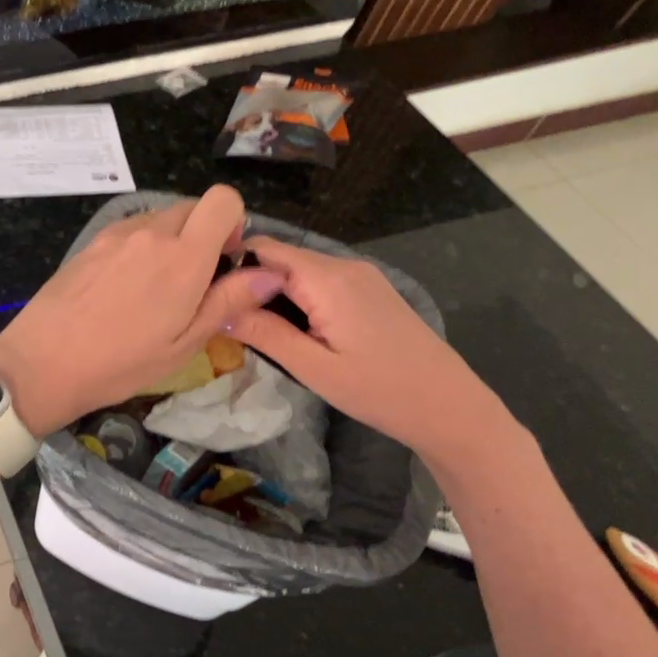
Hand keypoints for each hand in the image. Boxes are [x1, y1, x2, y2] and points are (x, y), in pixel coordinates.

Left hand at [0, 186, 285, 435]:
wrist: (42, 362)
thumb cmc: (120, 363)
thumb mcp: (184, 344)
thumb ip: (228, 301)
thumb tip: (270, 274)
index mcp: (183, 256)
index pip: (223, 199)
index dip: (233, 222)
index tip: (224, 258)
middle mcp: (150, 233)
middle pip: (191, 208)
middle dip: (202, 234)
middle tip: (191, 282)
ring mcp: (114, 235)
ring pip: (157, 220)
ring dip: (168, 242)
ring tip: (153, 291)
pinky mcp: (89, 244)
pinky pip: (127, 233)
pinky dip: (137, 249)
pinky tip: (122, 291)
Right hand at [224, 237, 512, 462]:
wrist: (449, 407)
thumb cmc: (380, 391)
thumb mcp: (313, 368)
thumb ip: (264, 334)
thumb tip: (217, 311)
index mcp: (328, 280)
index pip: (263, 249)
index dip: (230, 266)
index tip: (207, 297)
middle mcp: (344, 266)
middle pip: (279, 257)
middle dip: (248, 282)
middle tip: (223, 318)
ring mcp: (360, 276)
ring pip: (297, 270)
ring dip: (271, 292)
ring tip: (249, 327)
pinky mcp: (369, 290)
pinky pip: (319, 281)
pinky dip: (296, 298)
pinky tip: (288, 329)